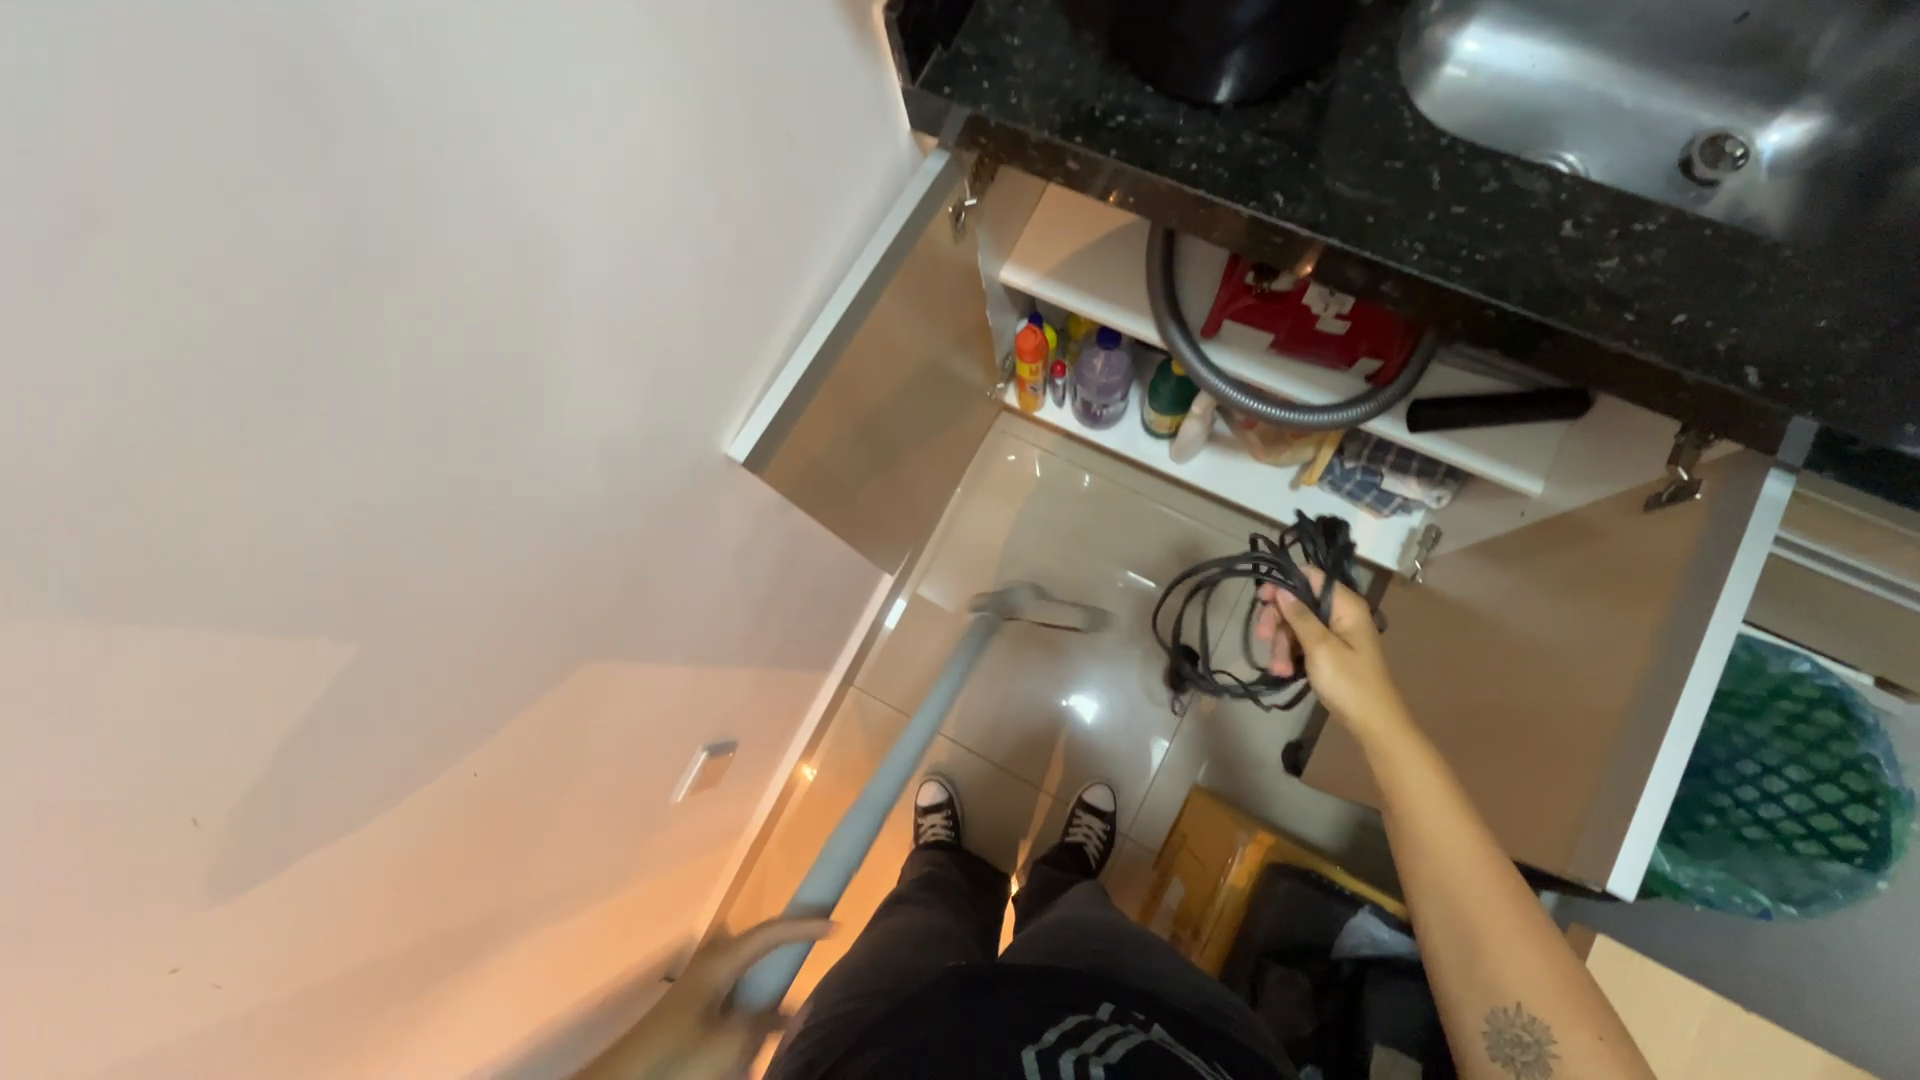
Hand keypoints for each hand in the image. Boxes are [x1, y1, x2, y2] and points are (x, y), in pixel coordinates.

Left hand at [574, 918, 831, 1079]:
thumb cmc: (676, 1058)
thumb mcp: (730, 1044)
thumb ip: (766, 1023)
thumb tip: (793, 1008)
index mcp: (720, 962)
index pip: (771, 932)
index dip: (804, 926)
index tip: (836, 924)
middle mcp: (708, 965)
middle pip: (749, 945)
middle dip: (773, 954)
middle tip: (793, 969)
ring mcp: (695, 988)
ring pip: (738, 975)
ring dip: (757, 994)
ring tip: (765, 1028)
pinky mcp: (687, 1013)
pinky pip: (727, 1002)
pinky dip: (741, 1017)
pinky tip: (741, 1052)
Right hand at [1253, 570, 1411, 740]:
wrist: (1371, 722)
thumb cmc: (1349, 682)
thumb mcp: (1320, 647)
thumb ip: (1300, 615)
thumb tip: (1281, 589)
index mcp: (1345, 606)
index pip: (1312, 577)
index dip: (1285, 583)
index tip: (1262, 598)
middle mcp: (1340, 614)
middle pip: (1298, 603)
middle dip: (1278, 621)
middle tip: (1262, 638)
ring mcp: (1333, 634)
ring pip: (1294, 626)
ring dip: (1281, 645)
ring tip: (1279, 668)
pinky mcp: (1326, 652)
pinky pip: (1300, 643)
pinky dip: (1289, 655)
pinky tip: (1283, 672)